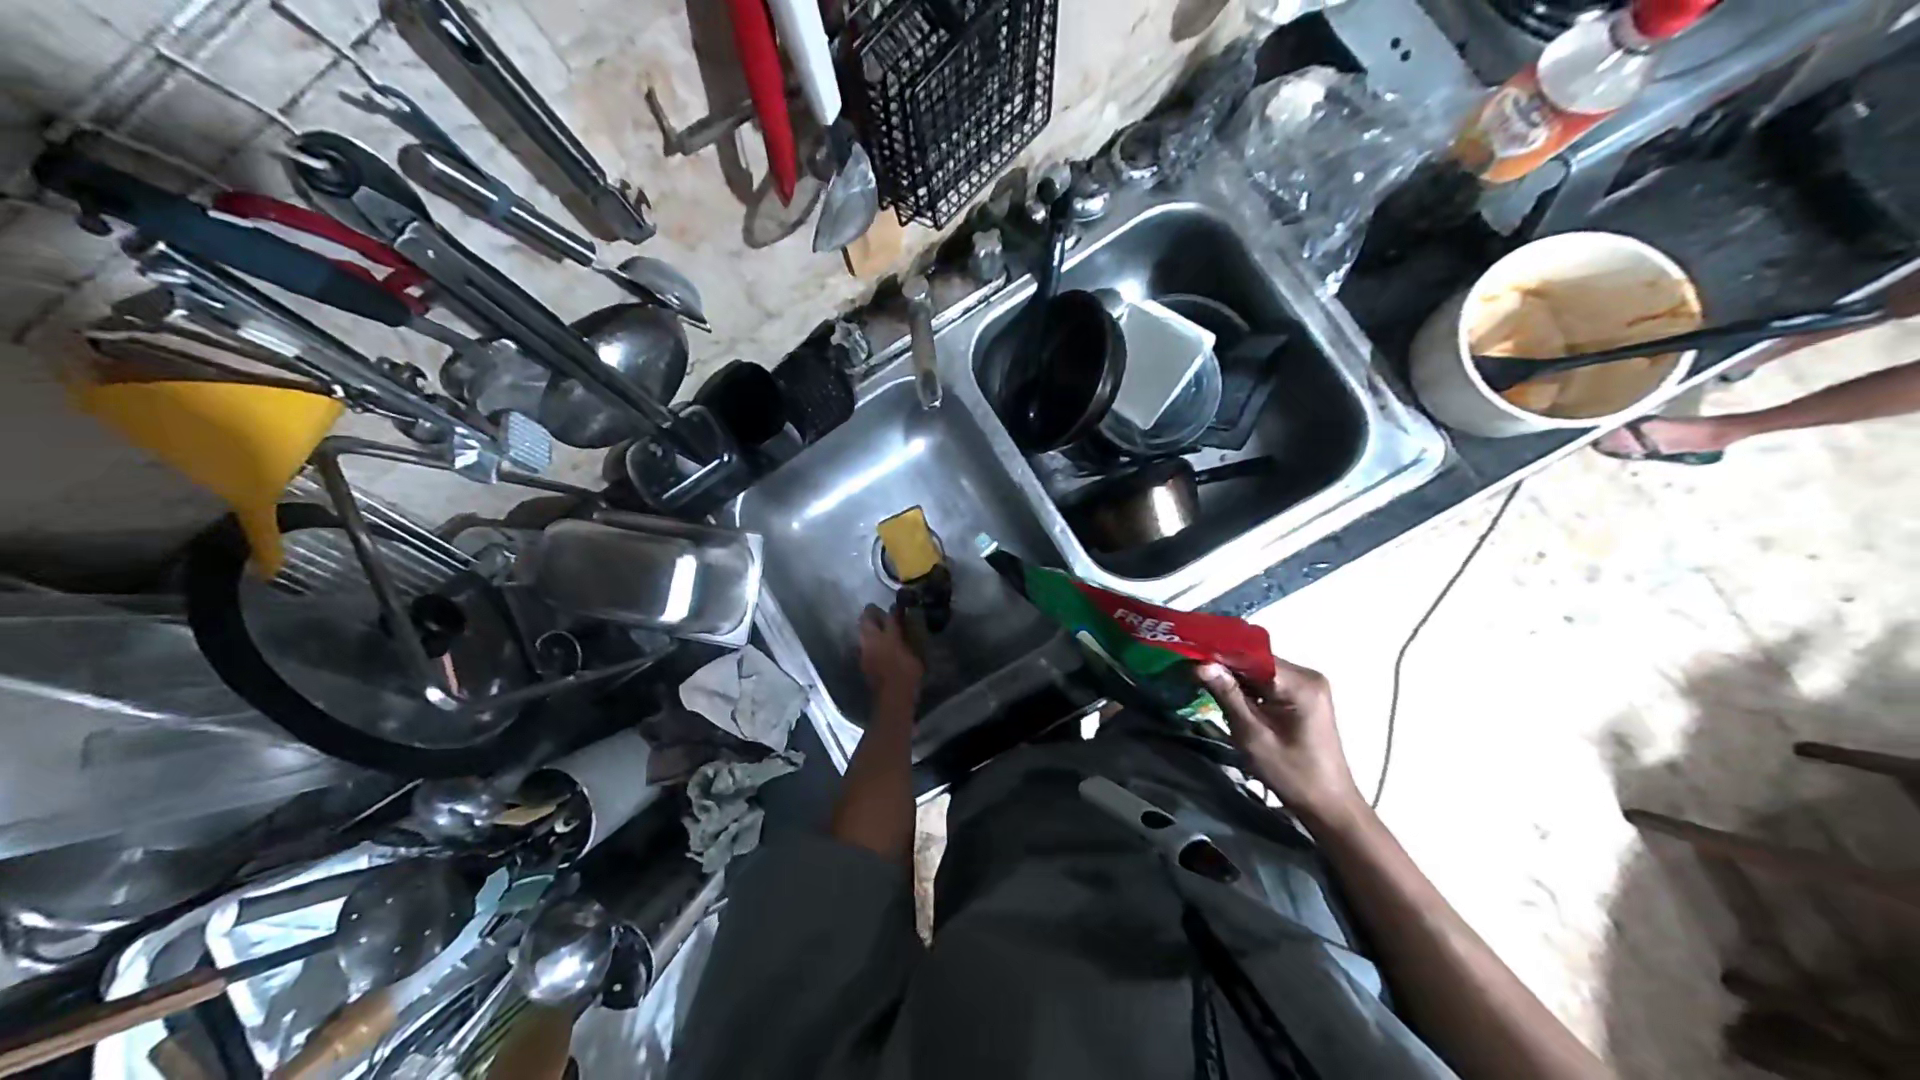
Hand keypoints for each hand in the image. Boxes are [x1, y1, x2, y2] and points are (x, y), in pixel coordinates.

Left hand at [859, 604, 923, 703]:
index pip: (890, 617)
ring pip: (862, 633)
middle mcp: (872, 641)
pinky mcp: (863, 663)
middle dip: (871, 613)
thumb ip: (909, 640)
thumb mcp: (915, 655)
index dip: (895, 610)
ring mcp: (864, 652)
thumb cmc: (907, 676)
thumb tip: (908, 628)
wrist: (892, 699)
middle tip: (878, 611)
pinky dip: (868, 641)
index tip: (898, 605)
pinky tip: (876, 644)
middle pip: (866, 621)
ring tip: (877, 627)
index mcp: (888, 637)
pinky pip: (863, 645)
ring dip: (867, 627)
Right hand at [1197, 659, 1364, 826]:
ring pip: (1261, 670)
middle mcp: (1308, 676)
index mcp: (1301, 683)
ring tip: (1203, 680)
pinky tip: (1229, 694)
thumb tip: (1201, 664)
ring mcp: (1308, 685)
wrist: (1328, 804)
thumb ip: (1228, 696)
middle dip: (1225, 665)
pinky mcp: (1304, 695)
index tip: (1189, 657)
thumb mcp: (1253, 736)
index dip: (1219, 655)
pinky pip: (1269, 681)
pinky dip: (1249, 687)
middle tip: (1191, 670)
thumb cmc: (1291, 774)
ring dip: (1235, 677)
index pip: (1252, 656)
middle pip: (1257, 660)